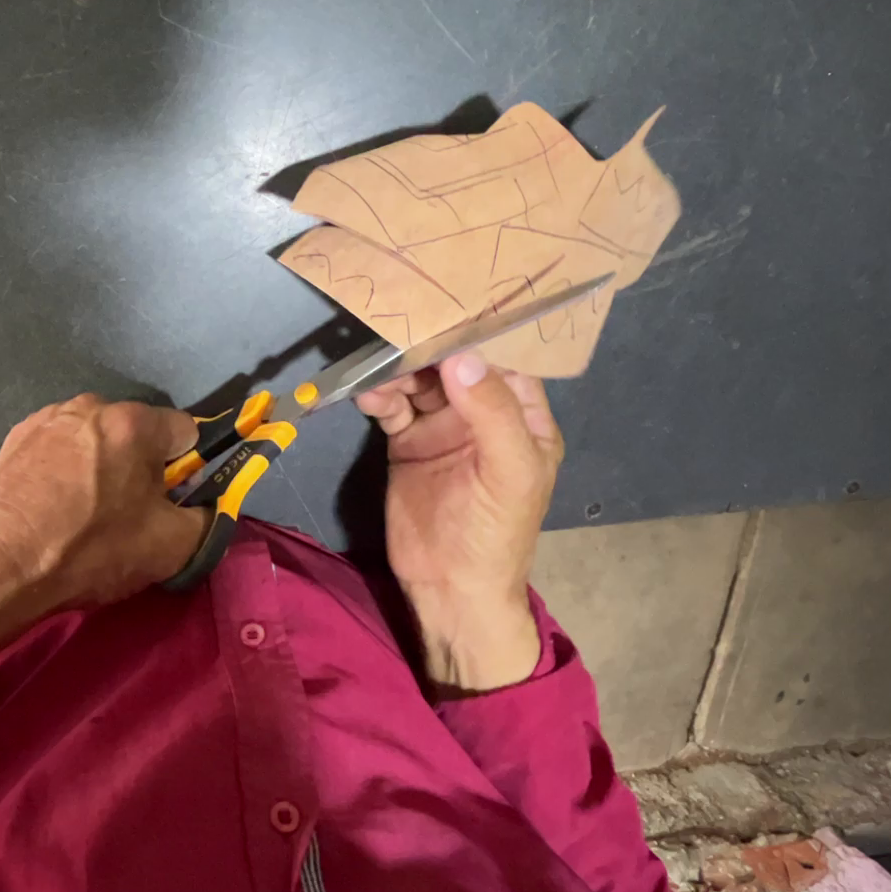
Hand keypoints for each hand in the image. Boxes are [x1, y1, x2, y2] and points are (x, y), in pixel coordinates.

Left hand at [0, 394, 206, 717]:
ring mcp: (48, 417)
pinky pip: (62, 447)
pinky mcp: (15, 436)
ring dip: (104, 467)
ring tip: (82, 514)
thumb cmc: (90, 551)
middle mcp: (92, 405)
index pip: (187, 431)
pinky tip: (51, 508)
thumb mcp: (171, 547)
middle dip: (144, 467)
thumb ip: (207, 518)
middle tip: (127, 514)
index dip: (188, 470)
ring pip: (99, 439)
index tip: (171, 502)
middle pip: (139, 433)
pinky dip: (67, 470)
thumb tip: (205, 508)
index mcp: (134, 423)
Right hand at [355, 353, 561, 692]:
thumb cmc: (494, 533)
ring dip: (400, 371)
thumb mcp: (508, 471)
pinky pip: (393, 407)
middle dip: (430, 347)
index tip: (451, 302)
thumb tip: (462, 356)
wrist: (448, 589)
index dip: (482, 333)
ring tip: (380, 369)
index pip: (506, 360)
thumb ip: (491, 412)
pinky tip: (368, 394)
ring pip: (420, 381)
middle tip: (402, 331)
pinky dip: (380, 396)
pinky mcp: (407, 442)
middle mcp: (482, 413)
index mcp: (522, 417)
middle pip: (456, 364)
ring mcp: (442, 426)